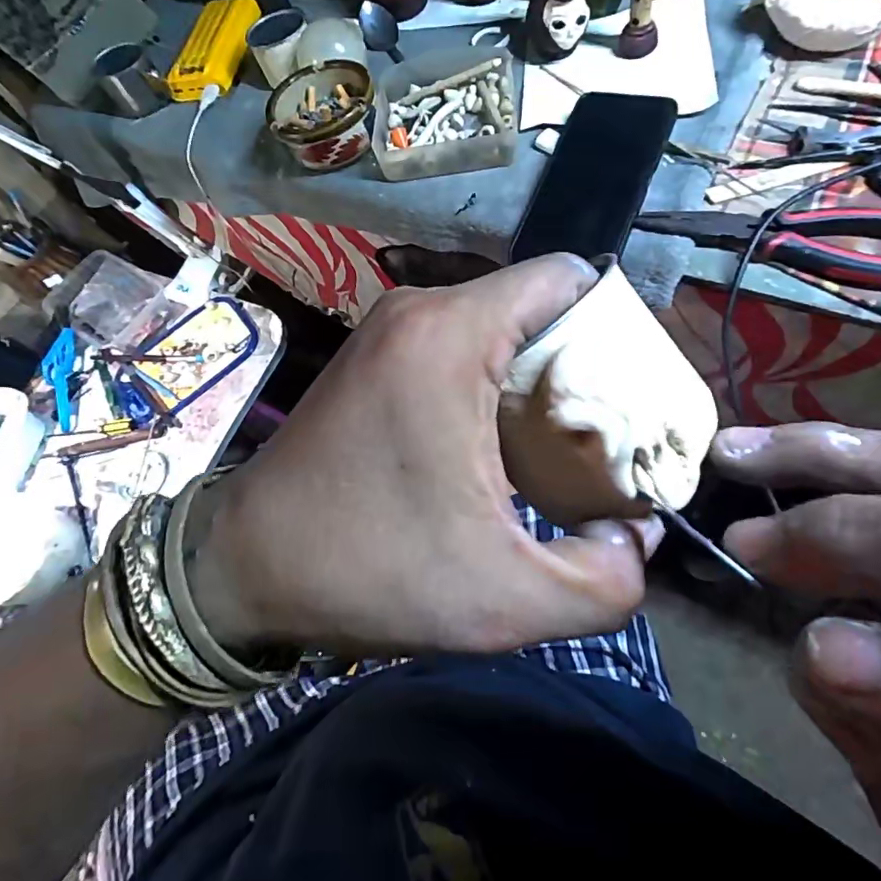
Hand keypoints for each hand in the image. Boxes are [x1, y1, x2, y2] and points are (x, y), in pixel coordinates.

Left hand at [190, 254, 660, 655]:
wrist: (243, 568)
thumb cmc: (368, 573)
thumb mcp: (506, 600)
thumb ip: (607, 578)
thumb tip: (633, 535)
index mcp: (448, 337)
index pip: (569, 280)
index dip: (621, 330)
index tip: (637, 398)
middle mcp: (413, 314)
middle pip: (534, 307)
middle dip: (583, 365)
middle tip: (610, 438)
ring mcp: (382, 333)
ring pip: (493, 330)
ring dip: (535, 381)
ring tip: (562, 452)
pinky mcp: (365, 361)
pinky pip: (452, 351)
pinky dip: (489, 387)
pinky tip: (498, 450)